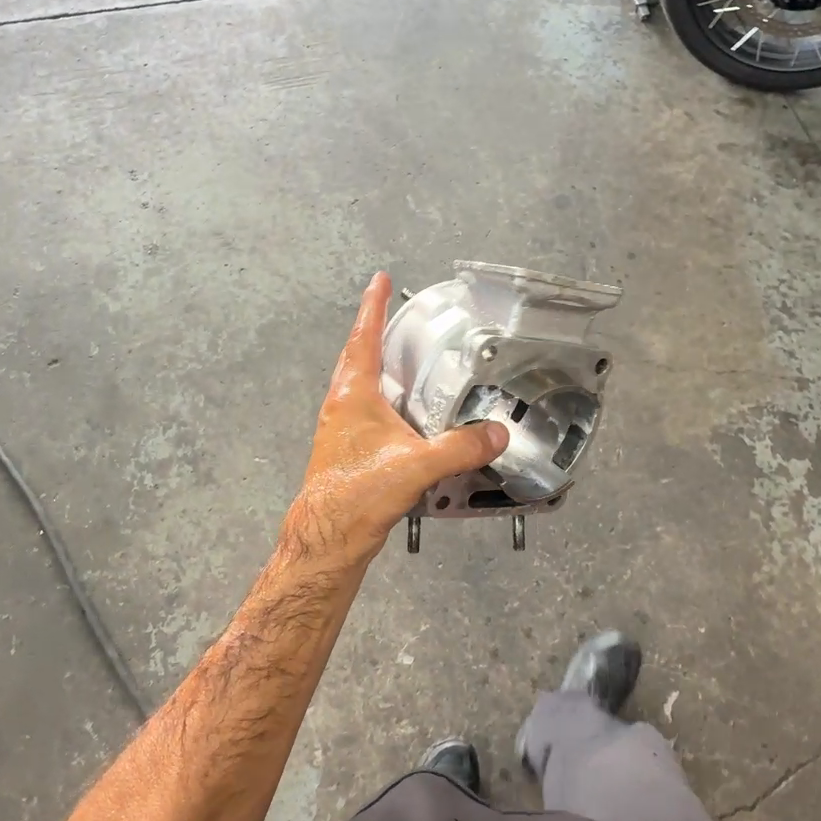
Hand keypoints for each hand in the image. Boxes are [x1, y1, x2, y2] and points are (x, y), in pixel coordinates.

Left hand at [280, 272, 508, 568]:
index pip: (363, 338)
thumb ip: (459, 447)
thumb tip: (495, 433)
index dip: (373, 306)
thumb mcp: (416, 467)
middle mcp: (341, 405)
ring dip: (376, 365)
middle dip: (374, 331)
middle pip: (356, 356)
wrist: (325, 540)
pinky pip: (364, 409)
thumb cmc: (356, 495)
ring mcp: (339, 428)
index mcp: (353, 396)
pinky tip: (402, 415)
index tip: (379, 280)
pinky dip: (381, 398)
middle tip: (393, 315)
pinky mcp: (344, 450)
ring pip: (357, 384)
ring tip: (401, 359)